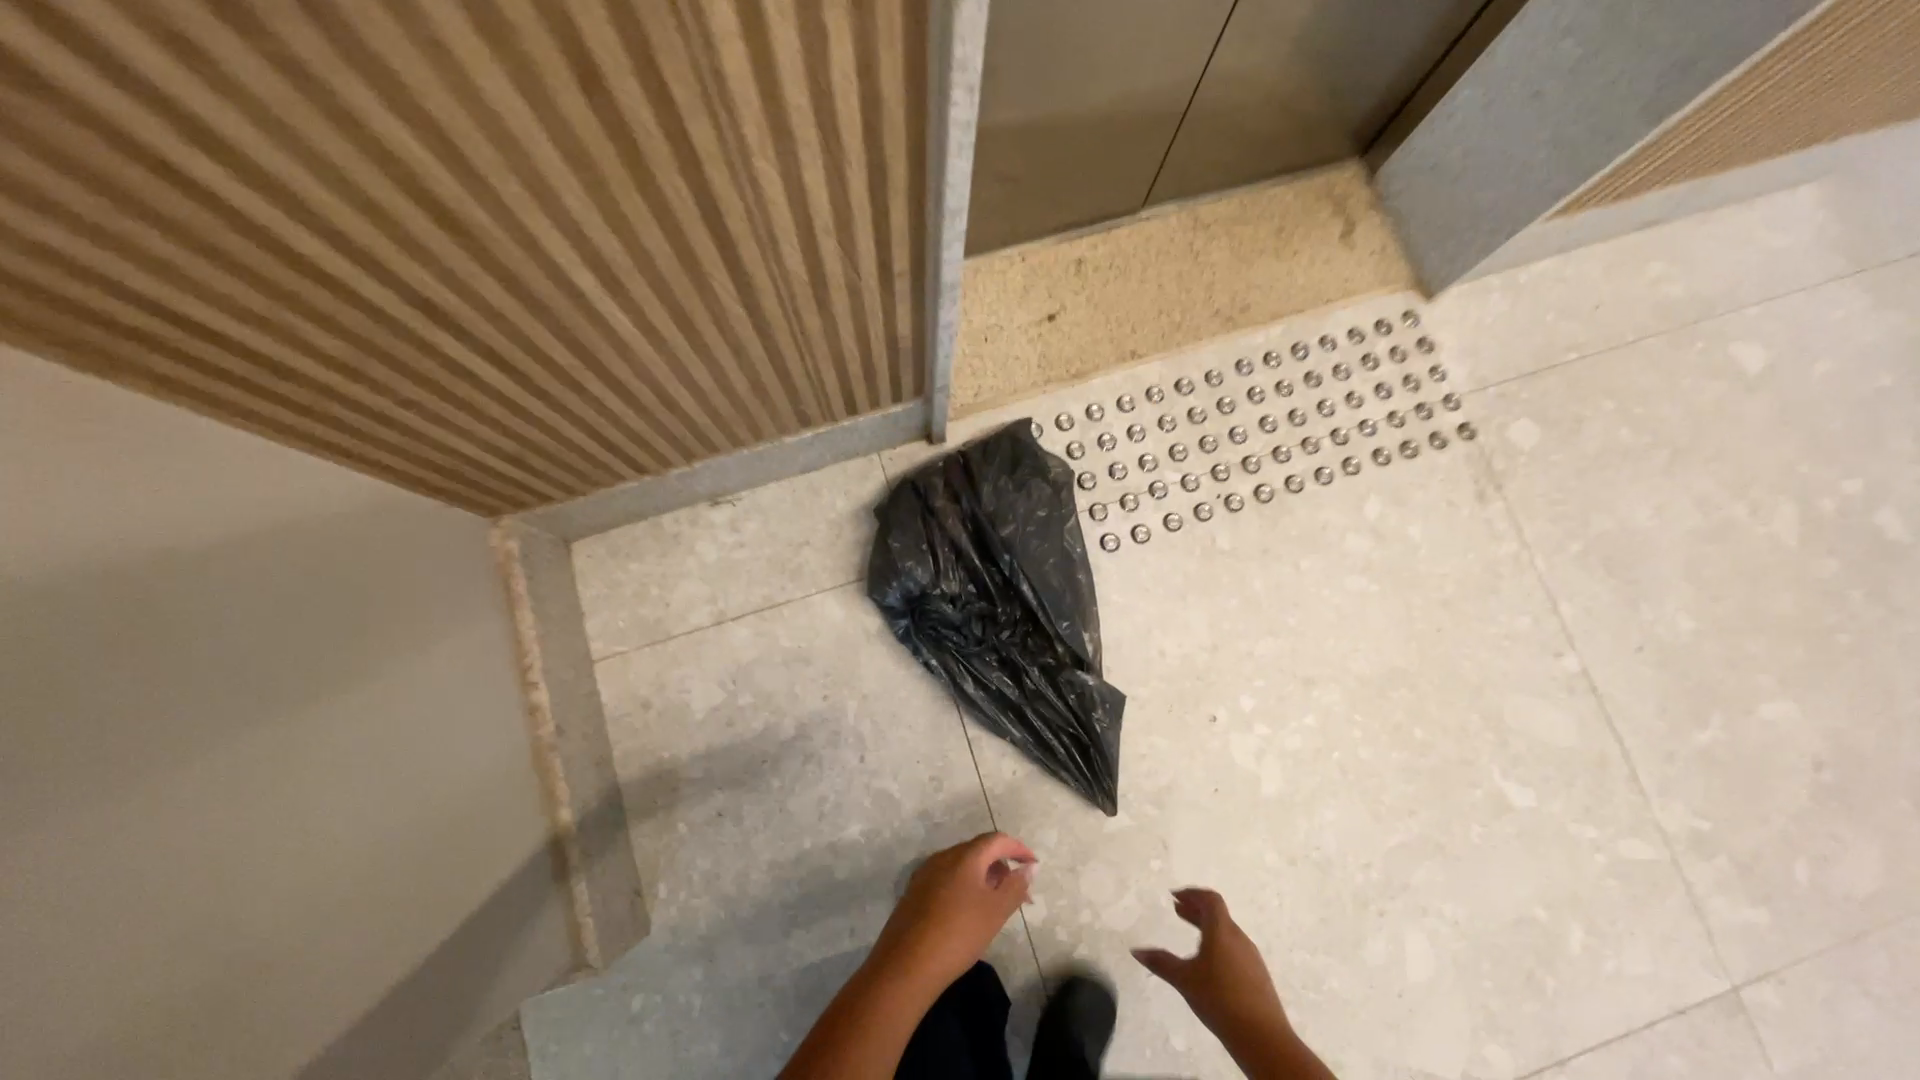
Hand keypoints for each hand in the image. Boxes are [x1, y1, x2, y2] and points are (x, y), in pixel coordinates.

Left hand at [866, 832, 1035, 989]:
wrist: (906, 965)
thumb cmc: (958, 934)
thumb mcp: (995, 912)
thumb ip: (1015, 886)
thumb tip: (1028, 867)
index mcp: (964, 856)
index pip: (996, 840)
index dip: (1018, 848)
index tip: (1034, 865)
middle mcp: (942, 857)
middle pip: (978, 851)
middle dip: (1001, 866)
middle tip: (1018, 892)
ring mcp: (925, 874)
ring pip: (961, 866)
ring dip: (983, 877)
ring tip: (996, 904)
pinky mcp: (914, 892)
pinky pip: (947, 879)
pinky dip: (965, 886)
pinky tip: (969, 911)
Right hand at [1132, 888, 1289, 1038]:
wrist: (1261, 1035)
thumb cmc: (1219, 999)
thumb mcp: (1184, 979)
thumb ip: (1161, 962)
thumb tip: (1136, 950)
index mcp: (1222, 931)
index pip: (1210, 900)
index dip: (1192, 894)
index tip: (1175, 897)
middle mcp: (1239, 938)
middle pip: (1218, 914)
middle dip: (1196, 910)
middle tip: (1177, 910)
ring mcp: (1251, 956)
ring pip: (1227, 932)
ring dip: (1207, 928)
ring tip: (1191, 936)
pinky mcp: (1257, 974)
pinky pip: (1234, 948)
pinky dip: (1218, 944)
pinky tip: (1209, 964)